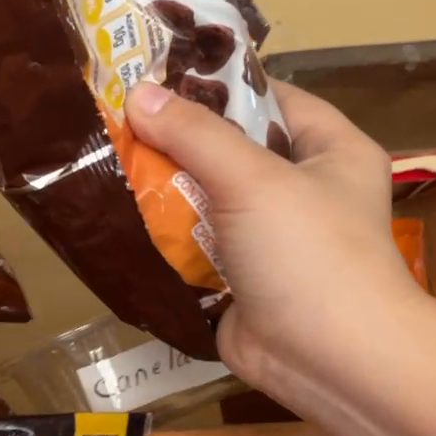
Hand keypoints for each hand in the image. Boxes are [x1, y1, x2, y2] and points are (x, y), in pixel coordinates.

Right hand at [124, 81, 427, 386]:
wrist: (324, 356)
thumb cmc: (309, 254)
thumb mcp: (253, 180)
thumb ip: (195, 136)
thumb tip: (136, 94)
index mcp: (330, 151)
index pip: (271, 100)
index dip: (218, 87)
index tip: (158, 80)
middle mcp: (300, 191)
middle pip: (227, 152)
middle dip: (175, 144)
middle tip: (115, 125)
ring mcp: (265, 239)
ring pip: (202, 202)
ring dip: (160, 193)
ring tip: (104, 168)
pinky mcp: (234, 279)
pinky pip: (189, 247)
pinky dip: (159, 239)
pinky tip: (117, 222)